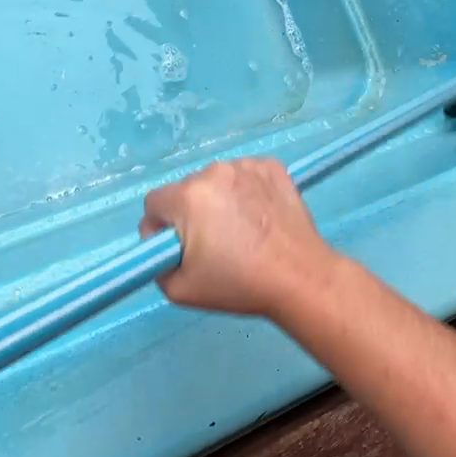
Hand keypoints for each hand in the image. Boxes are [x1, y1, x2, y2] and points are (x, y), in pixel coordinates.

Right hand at [140, 157, 338, 316]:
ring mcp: (248, 166)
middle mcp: (215, 172)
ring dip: (219, 200)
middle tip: (213, 244)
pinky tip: (259, 216)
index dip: (158, 228)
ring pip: (217, 181)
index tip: (175, 248)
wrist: (300, 277)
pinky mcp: (274, 167)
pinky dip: (246, 191)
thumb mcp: (179, 290)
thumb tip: (161, 249)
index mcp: (189, 197)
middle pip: (187, 191)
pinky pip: (246, 175)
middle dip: (191, 215)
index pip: (155, 204)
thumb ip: (156, 266)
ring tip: (240, 231)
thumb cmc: (239, 284)